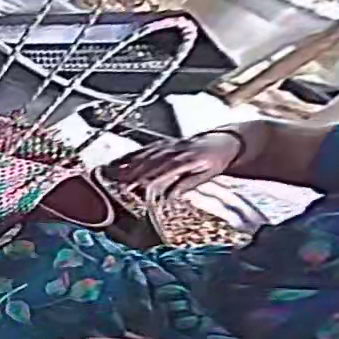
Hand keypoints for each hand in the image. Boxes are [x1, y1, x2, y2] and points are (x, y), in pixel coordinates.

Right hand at [107, 129, 245, 199]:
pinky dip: (128, 157)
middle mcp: (177, 150)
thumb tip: (169, 197)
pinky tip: (117, 164)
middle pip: (150, 163)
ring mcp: (168, 145)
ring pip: (144, 156)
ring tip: (114, 178)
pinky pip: (143, 149)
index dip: (147, 179)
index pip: (163, 170)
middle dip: (133, 175)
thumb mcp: (207, 175)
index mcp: (189, 159)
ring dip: (127, 167)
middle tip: (119, 187)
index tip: (134, 188)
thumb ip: (186, 184)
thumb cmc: (215, 162)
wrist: (224, 142)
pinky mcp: (162, 143)